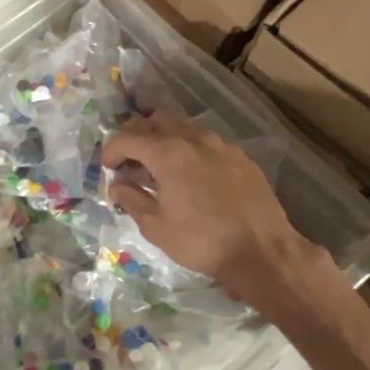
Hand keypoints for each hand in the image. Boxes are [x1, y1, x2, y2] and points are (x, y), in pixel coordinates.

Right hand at [102, 114, 332, 297]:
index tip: (108, 168)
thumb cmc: (201, 241)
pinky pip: (209, 143)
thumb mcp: (156, 227)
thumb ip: (132, 200)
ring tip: (162, 167)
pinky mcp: (241, 157)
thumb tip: (117, 185)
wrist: (262, 250)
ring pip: (186, 127)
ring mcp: (222, 145)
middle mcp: (194, 139)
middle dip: (139, 135)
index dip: (111, 150)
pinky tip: (194, 176)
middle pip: (158, 120)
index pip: (128, 138)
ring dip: (167, 139)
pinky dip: (193, 150)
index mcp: (168, 154)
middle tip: (132, 160)